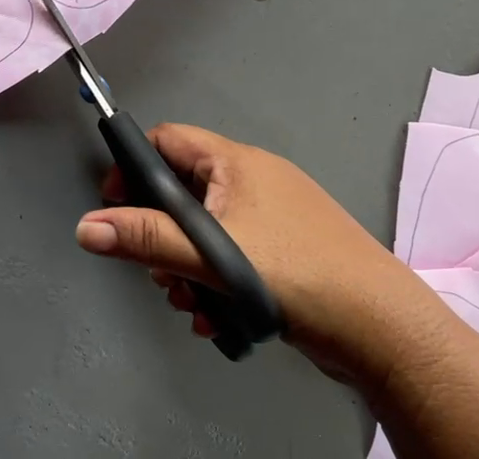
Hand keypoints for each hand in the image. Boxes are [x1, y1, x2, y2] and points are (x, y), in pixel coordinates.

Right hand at [73, 122, 427, 378]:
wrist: (392, 337)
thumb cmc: (300, 276)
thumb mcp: (213, 256)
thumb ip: (144, 239)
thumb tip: (85, 228)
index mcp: (236, 162)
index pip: (166, 140)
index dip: (133, 167)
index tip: (116, 206)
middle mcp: (255, 179)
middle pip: (182, 189)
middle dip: (159, 230)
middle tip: (154, 266)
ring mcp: (276, 216)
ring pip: (207, 227)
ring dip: (185, 263)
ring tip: (186, 299)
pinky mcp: (290, 252)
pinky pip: (234, 252)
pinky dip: (215, 278)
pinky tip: (213, 314)